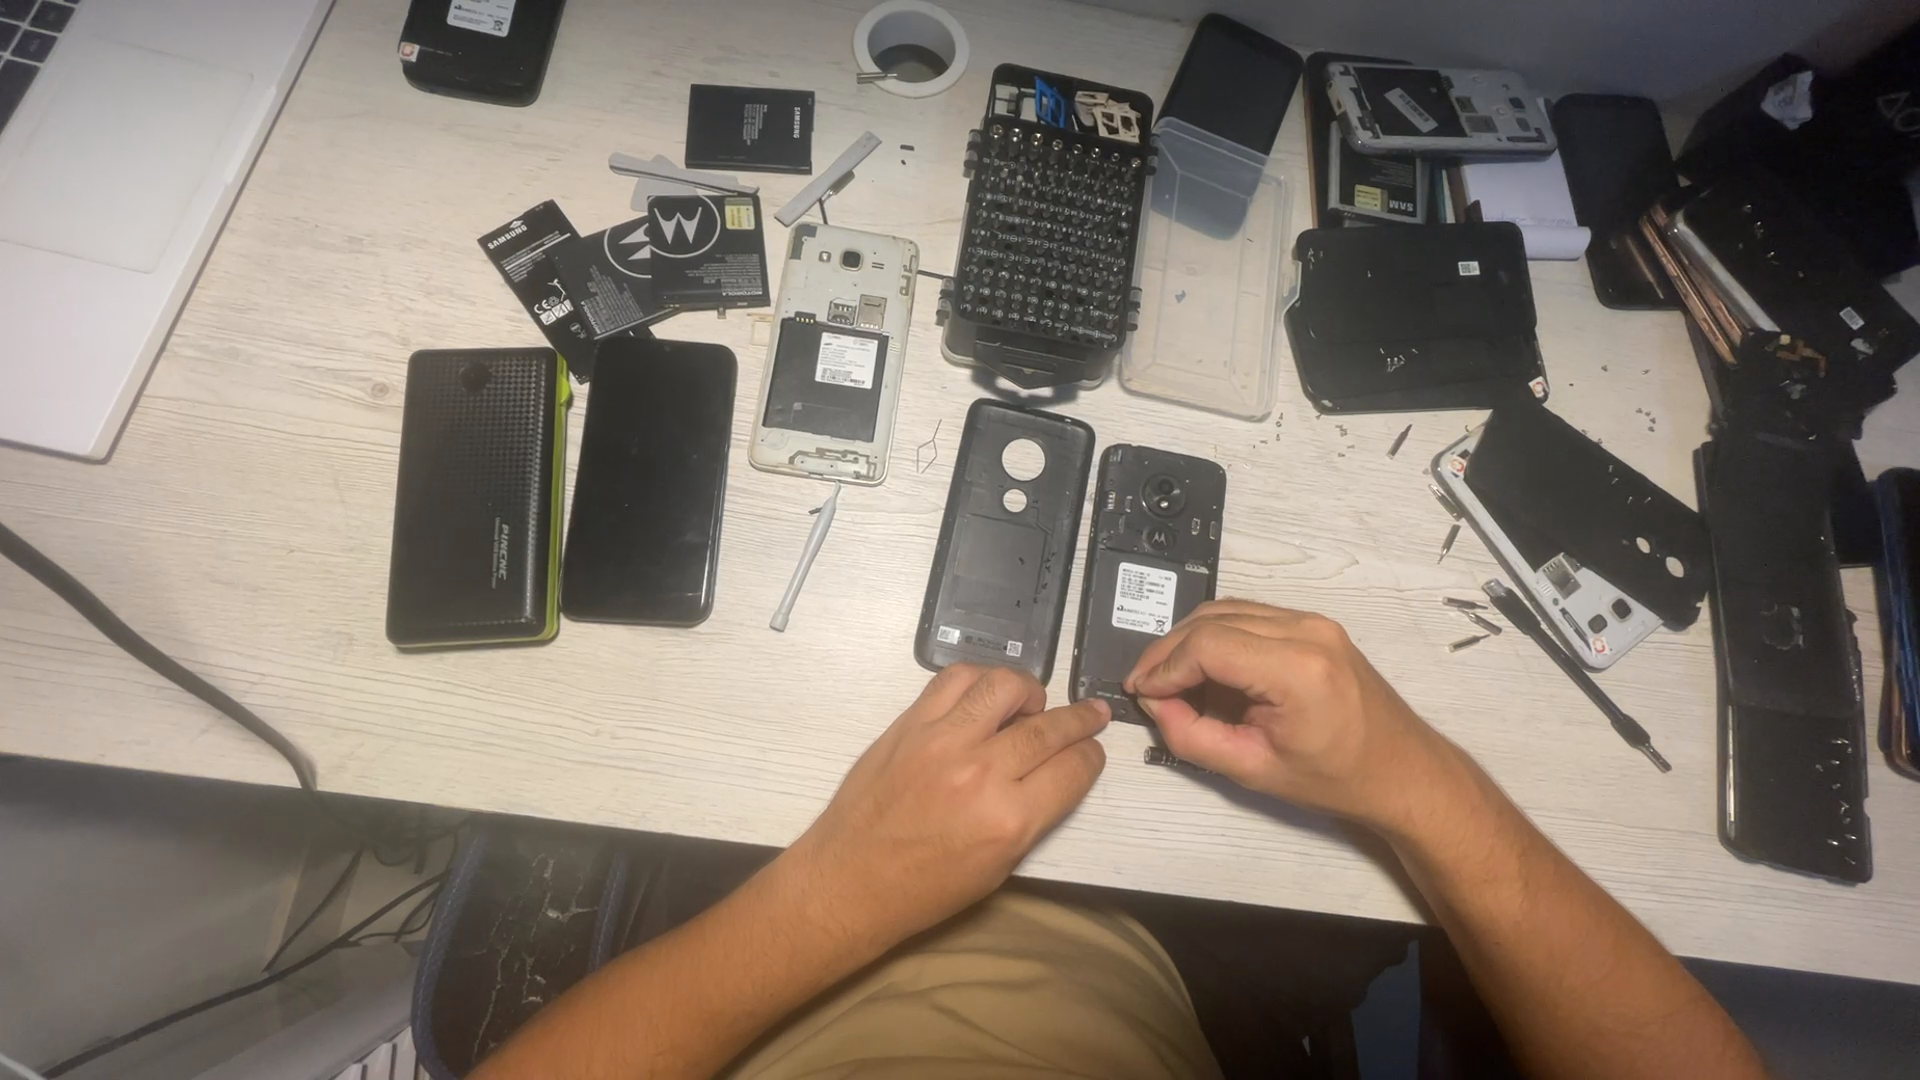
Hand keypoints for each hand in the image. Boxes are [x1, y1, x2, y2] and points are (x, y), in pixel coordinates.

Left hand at [789, 665, 1108, 949]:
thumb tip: (1058, 767)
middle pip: (1049, 726)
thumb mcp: (999, 867)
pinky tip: (985, 696)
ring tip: (1030, 704)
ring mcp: (942, 740)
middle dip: (1081, 718)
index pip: (1074, 768)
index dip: (1091, 756)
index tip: (1092, 749)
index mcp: (1009, 820)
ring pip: (1004, 686)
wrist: (850, 879)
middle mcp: (981, 772)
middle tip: (1093, 713)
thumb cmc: (926, 888)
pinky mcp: (911, 722)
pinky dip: (980, 680)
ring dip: (1029, 690)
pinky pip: (955, 679)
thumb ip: (1035, 812)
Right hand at [1125, 599, 1443, 829]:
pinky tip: (1199, 664)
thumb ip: (1192, 737)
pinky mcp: (1312, 623)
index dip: (1164, 667)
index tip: (1142, 694)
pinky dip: (1212, 634)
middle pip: (1211, 620)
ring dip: (1186, 639)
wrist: (1405, 772)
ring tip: (1166, 676)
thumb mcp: (1254, 770)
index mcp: (1297, 669)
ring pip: (1224, 610)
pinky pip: (1246, 614)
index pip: (1206, 645)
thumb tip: (1154, 704)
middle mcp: (1306, 630)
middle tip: (1145, 685)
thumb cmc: (1335, 779)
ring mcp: (1312, 621)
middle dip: (1167, 651)